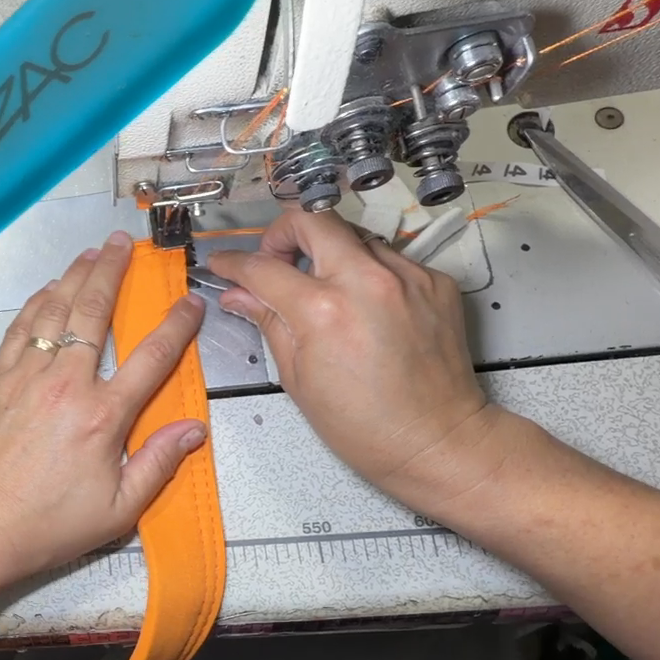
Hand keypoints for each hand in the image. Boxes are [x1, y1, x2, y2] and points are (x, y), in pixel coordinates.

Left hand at [0, 230, 207, 584]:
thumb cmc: (45, 523)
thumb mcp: (118, 509)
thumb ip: (159, 464)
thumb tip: (194, 431)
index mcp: (102, 415)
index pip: (152, 357)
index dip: (177, 325)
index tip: (190, 304)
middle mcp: (65, 384)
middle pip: (94, 311)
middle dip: (112, 270)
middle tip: (124, 245)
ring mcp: (26, 376)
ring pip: (54, 309)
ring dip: (74, 276)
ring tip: (90, 253)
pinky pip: (20, 327)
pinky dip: (37, 302)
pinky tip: (47, 290)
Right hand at [205, 207, 528, 514]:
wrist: (436, 440)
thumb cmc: (361, 424)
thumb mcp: (296, 377)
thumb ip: (267, 321)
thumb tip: (237, 295)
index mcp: (323, 310)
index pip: (262, 267)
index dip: (232, 263)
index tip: (223, 264)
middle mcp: (367, 280)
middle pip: (311, 219)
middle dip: (282, 234)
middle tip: (274, 262)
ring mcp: (408, 276)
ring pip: (352, 235)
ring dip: (327, 254)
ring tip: (322, 289)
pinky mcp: (436, 281)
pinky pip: (388, 259)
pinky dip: (366, 273)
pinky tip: (364, 308)